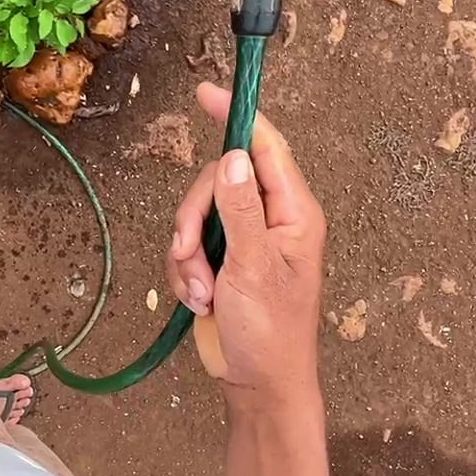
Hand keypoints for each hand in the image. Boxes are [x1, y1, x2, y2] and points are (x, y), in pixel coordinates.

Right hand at [165, 82, 325, 402]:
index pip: (264, 148)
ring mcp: (241, 239)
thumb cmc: (271, 331)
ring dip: (187, 254)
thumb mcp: (254, 268)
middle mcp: (266, 218)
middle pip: (215, 183)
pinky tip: (197, 298)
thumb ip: (240, 210)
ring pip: (195, 215)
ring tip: (201, 290)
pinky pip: (187, 245)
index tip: (205, 93)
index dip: (236, 118)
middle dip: (194, 219)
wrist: (257, 382)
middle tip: (191, 255)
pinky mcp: (219, 260)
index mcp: (292, 212)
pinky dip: (184, 272)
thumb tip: (232, 157)